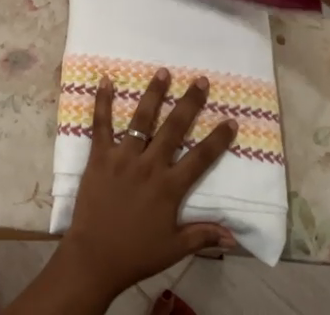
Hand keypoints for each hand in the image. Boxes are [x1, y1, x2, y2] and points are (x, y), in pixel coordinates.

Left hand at [53, 70, 238, 302]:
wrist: (94, 257)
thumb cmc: (137, 253)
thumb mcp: (175, 247)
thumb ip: (204, 235)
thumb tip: (235, 237)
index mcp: (170, 188)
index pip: (201, 158)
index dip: (217, 139)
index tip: (230, 120)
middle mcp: (149, 166)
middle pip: (174, 128)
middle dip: (189, 103)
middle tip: (200, 80)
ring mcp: (123, 158)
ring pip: (141, 120)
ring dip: (153, 94)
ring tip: (163, 72)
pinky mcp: (99, 156)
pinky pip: (100, 124)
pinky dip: (102, 101)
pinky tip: (105, 80)